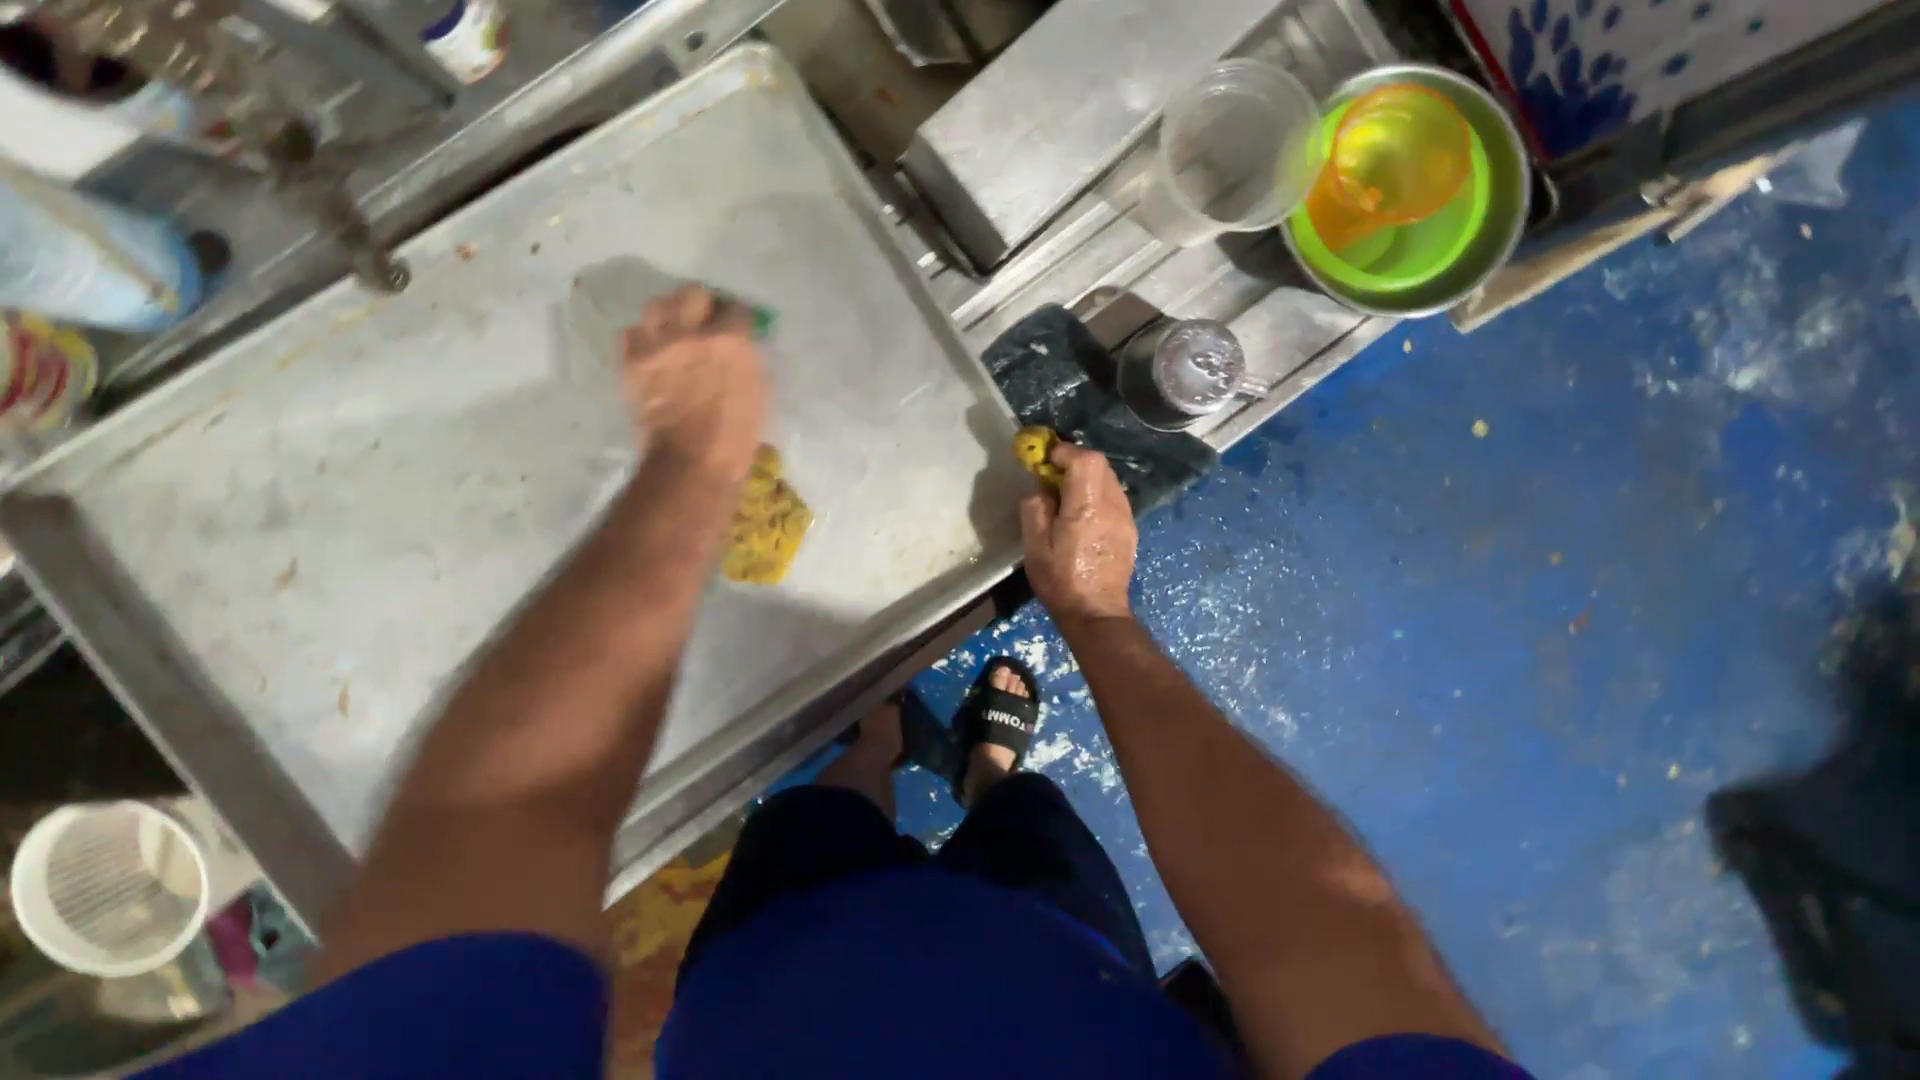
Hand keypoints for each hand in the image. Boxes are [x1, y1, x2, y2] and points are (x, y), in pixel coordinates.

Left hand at [621, 286, 766, 476]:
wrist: (692, 462)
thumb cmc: (736, 435)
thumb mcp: (758, 392)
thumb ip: (747, 360)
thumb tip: (739, 347)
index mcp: (731, 341)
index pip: (738, 309)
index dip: (738, 318)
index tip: (738, 326)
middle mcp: (692, 333)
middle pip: (693, 293)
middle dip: (701, 304)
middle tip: (704, 319)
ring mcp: (658, 345)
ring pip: (657, 305)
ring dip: (668, 315)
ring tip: (672, 331)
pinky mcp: (632, 362)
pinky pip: (632, 334)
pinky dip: (642, 340)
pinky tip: (651, 353)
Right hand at [1020, 442, 1136, 624]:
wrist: (1096, 613)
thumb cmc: (1061, 581)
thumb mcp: (1034, 547)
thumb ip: (1035, 509)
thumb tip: (1041, 490)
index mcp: (1086, 508)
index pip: (1085, 460)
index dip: (1065, 452)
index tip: (1046, 460)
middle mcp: (1112, 506)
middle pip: (1100, 464)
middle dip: (1075, 461)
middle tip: (1054, 475)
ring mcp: (1125, 517)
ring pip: (1109, 479)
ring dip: (1088, 477)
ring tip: (1067, 495)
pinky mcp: (1130, 529)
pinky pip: (1114, 497)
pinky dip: (1097, 494)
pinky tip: (1083, 514)